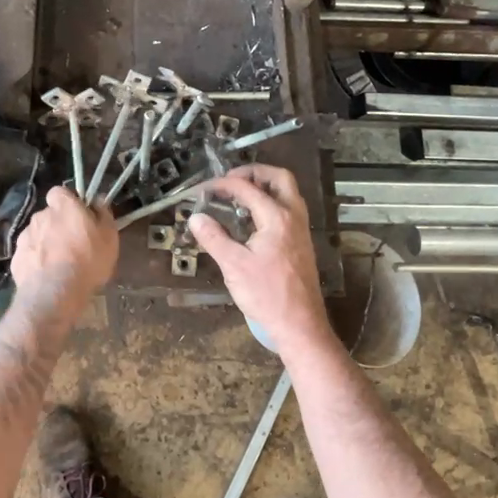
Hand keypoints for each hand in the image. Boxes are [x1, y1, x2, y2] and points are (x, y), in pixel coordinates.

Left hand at [11, 185, 118, 308]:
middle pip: (48, 215)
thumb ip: (103, 214)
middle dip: (57, 224)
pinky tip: (46, 275)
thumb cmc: (88, 261)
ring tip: (58, 263)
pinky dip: (35, 260)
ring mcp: (25, 237)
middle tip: (72, 243)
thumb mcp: (109, 238)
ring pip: (37, 234)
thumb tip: (97, 200)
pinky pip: (29, 253)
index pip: (59, 192)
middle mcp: (40, 216)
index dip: (67, 202)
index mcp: (63, 206)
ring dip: (45, 242)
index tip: (78, 216)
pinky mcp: (16, 258)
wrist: (55, 294)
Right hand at [188, 164, 333, 354]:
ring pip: (287, 194)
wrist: (300, 326)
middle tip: (231, 179)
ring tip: (239, 196)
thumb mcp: (233, 266)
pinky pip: (288, 211)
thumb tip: (196, 217)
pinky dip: (270, 204)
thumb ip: (213, 237)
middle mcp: (294, 218)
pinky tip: (251, 221)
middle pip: (280, 179)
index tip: (203, 189)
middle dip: (255, 172)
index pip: (248, 188)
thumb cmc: (267, 295)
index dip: (223, 184)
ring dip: (265, 187)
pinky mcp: (301, 245)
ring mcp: (301, 231)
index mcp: (277, 218)